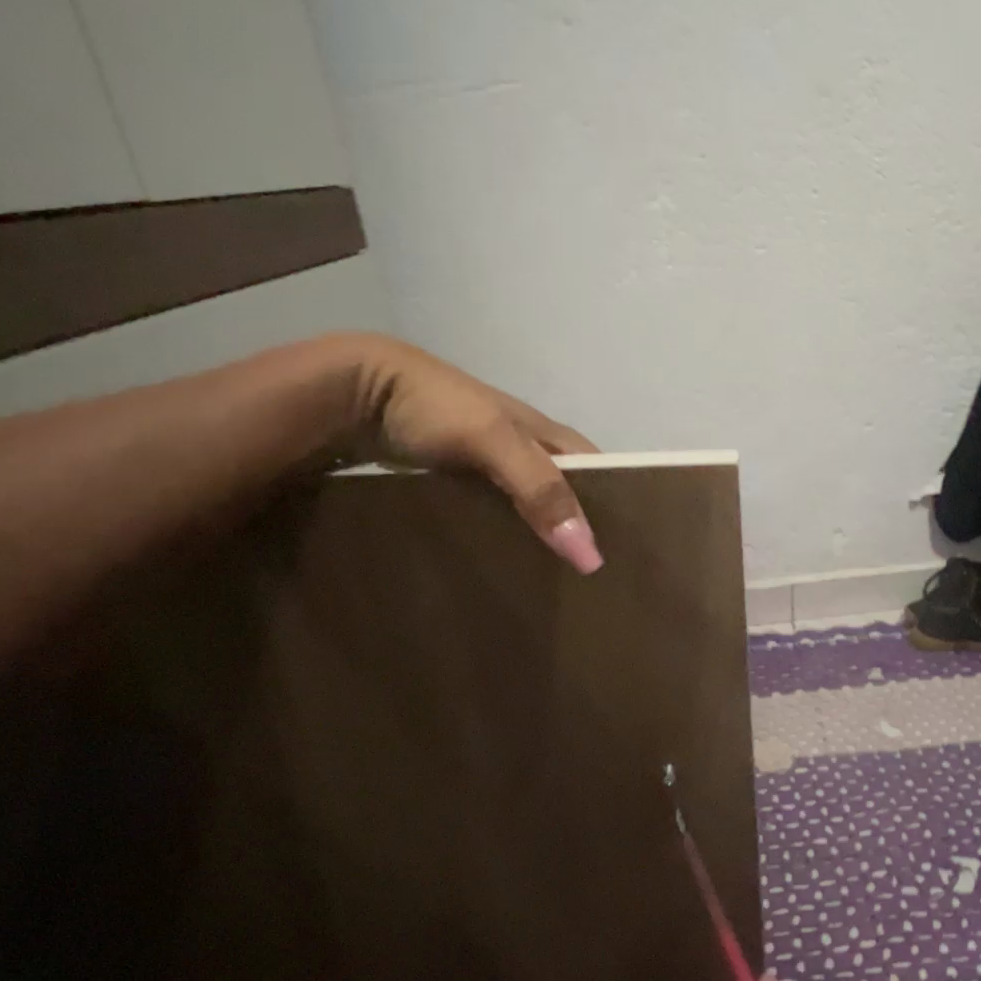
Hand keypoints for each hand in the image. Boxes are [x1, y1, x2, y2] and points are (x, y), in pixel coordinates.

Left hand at [339, 334, 603, 572]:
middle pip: (567, 493)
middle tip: (590, 585)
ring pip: (530, 507)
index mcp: (548, 434)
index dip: (618, 507)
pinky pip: (494, 515)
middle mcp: (526, 450)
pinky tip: (500, 566)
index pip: (601, 474)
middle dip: (580, 530)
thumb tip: (590, 555)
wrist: (353, 392)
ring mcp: (489, 466)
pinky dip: (503, 538)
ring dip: (540, 540)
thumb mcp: (494, 440)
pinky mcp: (456, 483)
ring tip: (550, 589)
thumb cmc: (434, 407)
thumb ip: (540, 489)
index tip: (627, 556)